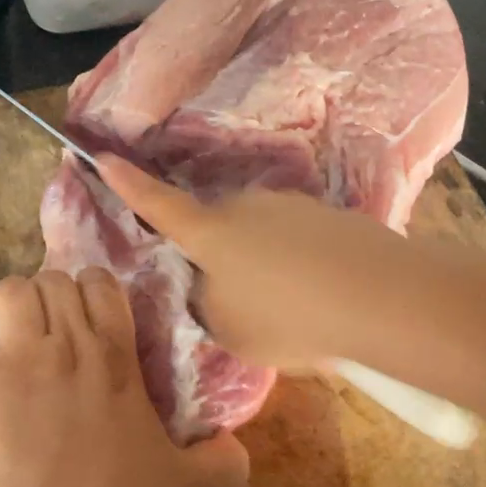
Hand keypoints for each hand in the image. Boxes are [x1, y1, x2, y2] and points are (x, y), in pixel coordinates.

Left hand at [0, 268, 248, 486]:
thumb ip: (224, 463)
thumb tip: (236, 447)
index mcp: (114, 357)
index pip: (101, 284)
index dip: (95, 291)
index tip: (94, 317)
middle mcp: (65, 343)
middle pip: (52, 279)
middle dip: (52, 297)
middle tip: (55, 333)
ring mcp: (16, 358)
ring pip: (8, 291)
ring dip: (11, 309)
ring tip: (15, 341)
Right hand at [95, 155, 426, 369]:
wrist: (383, 299)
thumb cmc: (289, 317)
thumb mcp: (229, 329)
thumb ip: (209, 304)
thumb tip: (214, 288)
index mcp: (210, 233)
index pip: (158, 205)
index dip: (127, 184)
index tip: (102, 157)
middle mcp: (245, 207)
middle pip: (218, 229)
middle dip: (220, 257)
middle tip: (241, 302)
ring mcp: (290, 206)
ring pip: (261, 235)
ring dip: (265, 263)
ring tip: (293, 308)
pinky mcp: (330, 216)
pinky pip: (299, 240)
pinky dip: (301, 264)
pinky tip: (325, 298)